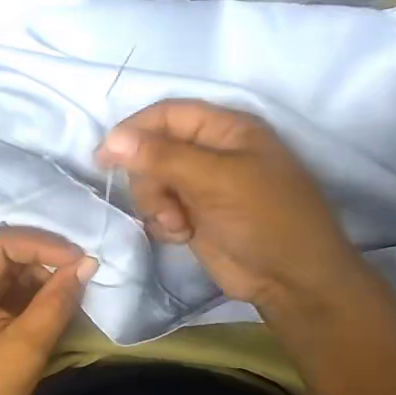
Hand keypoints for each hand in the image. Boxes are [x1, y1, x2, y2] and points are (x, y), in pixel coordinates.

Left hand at [0, 225, 96, 394]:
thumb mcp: (27, 347)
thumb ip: (56, 301)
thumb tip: (86, 263)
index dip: (41, 244)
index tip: (79, 258)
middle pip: (1, 251)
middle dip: (44, 258)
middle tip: (82, 269)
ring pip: (7, 268)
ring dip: (41, 274)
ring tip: (73, 286)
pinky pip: (6, 286)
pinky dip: (33, 290)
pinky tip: (57, 298)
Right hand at [95, 100, 361, 311]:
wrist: (291, 280)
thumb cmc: (265, 219)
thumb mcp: (216, 180)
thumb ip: (163, 157)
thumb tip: (111, 139)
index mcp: (225, 129)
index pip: (167, 115)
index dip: (134, 131)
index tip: (104, 157)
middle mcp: (211, 152)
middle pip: (152, 150)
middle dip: (149, 179)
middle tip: (164, 206)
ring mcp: (201, 186)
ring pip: (151, 182)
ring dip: (155, 205)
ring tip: (178, 226)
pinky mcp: (193, 217)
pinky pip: (159, 209)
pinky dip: (162, 222)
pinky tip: (181, 236)